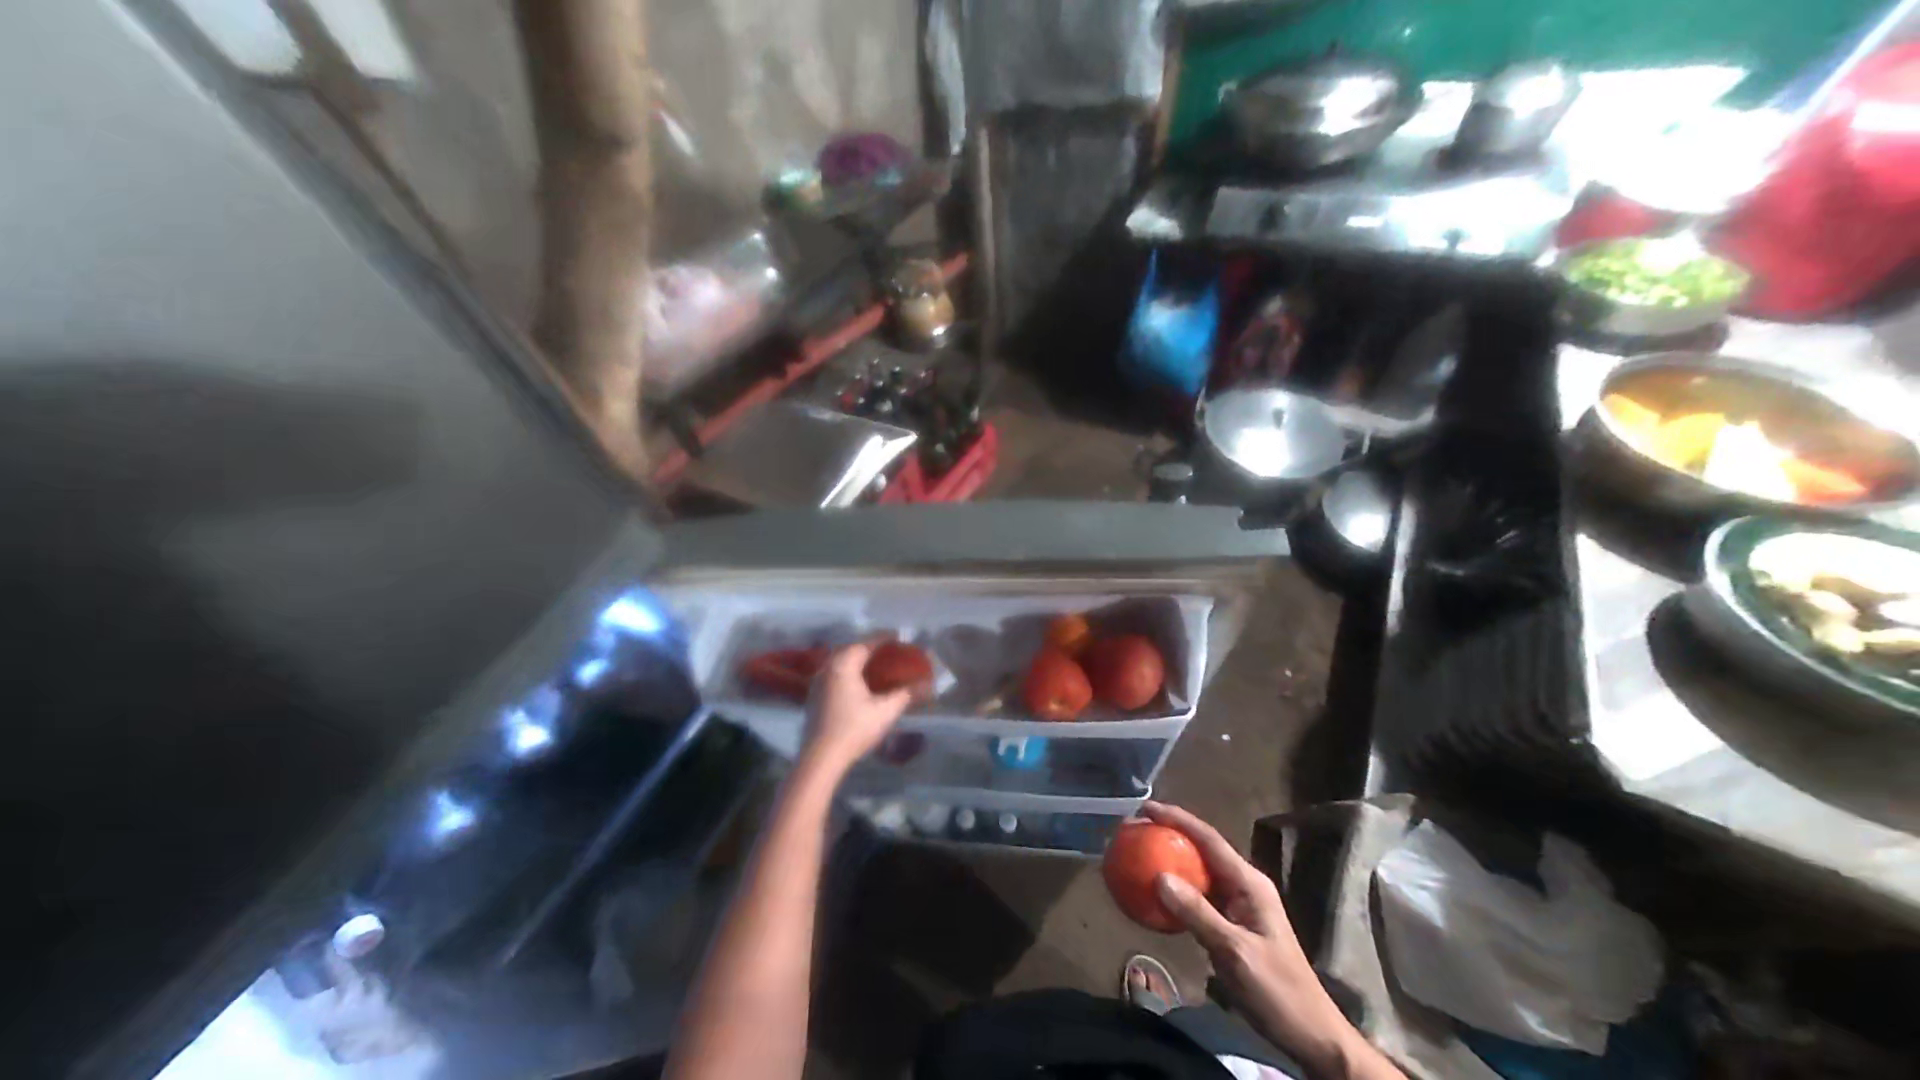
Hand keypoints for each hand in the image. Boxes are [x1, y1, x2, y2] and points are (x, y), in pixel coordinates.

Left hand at [796, 643, 913, 778]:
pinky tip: (859, 684)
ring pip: (841, 662)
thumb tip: (929, 684)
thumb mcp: (886, 711)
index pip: (867, 643)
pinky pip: (834, 674)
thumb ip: (907, 694)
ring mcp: (818, 681)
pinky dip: (849, 673)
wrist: (821, 758)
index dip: (885, 638)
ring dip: (858, 660)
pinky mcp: (814, 696)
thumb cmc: (855, 729)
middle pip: (851, 649)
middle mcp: (828, 667)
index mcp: (844, 663)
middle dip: (871, 648)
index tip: (901, 636)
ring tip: (876, 665)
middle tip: (889, 651)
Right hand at [1143, 801, 1394, 1079]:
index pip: (1209, 839)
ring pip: (1197, 874)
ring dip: (1169, 863)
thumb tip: (1158, 877)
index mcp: (1250, 883)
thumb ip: (1198, 914)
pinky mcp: (1230, 926)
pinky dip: (1174, 893)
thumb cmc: (1278, 990)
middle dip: (1169, 835)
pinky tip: (1152, 896)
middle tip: (1135, 831)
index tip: (1145, 808)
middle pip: (1202, 850)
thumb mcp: (1236, 952)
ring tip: (1138, 855)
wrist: (1310, 1035)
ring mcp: (1238, 906)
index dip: (1177, 819)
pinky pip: (1197, 899)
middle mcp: (1243, 886)